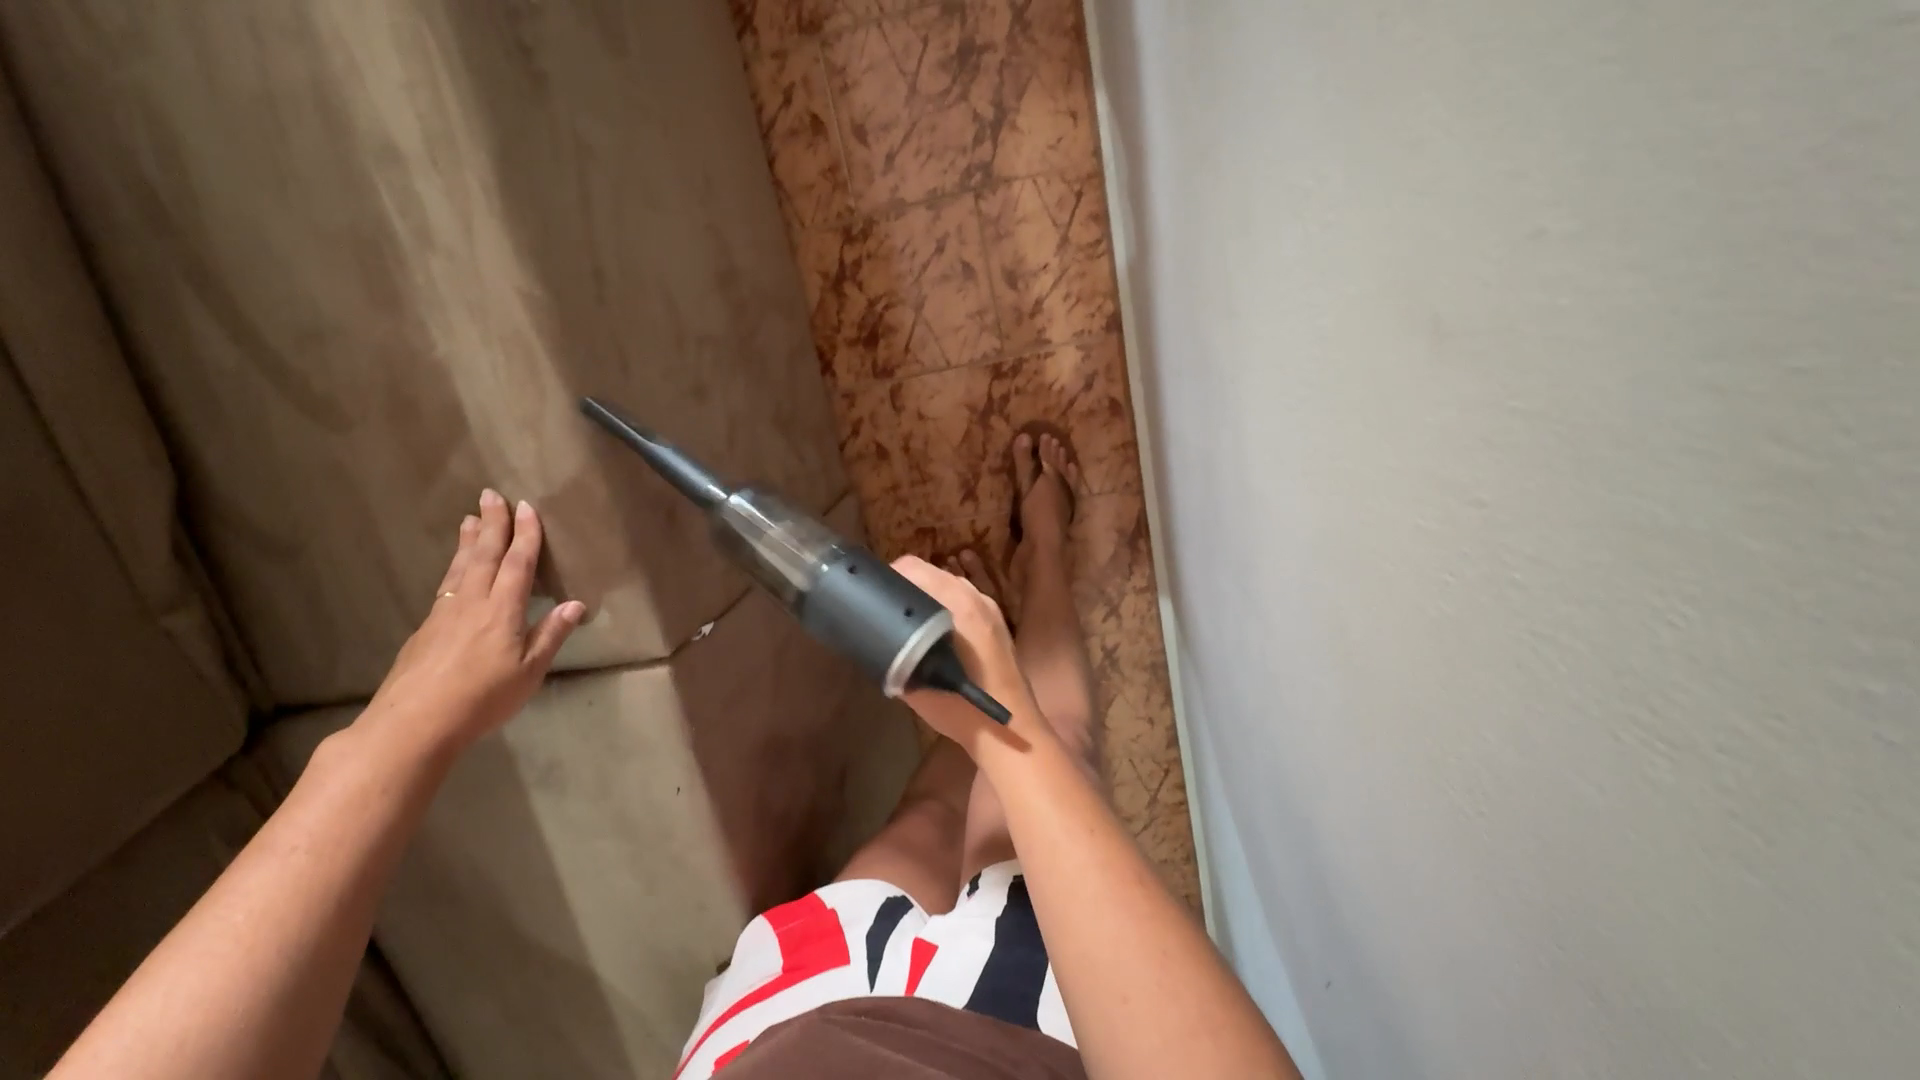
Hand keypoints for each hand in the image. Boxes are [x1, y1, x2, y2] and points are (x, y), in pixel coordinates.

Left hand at [358, 490, 585, 754]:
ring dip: (468, 541)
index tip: (526, 508)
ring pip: (460, 567)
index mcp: (502, 610)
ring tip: (470, 519)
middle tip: (491, 495)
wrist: (415, 722)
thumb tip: (576, 604)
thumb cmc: (482, 698)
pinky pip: (446, 585)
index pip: (517, 564)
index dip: (525, 535)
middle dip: (491, 525)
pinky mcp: (426, 629)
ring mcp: (444, 614)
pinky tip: (454, 570)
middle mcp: (472, 603)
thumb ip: (551, 635)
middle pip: (483, 555)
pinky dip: (453, 567)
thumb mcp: (529, 671)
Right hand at [891, 555, 1040, 756]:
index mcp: (958, 604)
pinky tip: (934, 630)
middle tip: (886, 608)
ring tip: (908, 618)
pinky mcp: (997, 623)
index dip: (889, 576)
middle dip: (907, 585)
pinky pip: (965, 601)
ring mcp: (991, 608)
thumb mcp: (913, 682)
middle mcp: (976, 597)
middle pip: (933, 573)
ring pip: (950, 585)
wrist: (1008, 731)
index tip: (872, 594)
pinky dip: (946, 605)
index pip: (914, 568)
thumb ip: (894, 651)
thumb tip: (876, 636)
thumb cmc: (959, 708)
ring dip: (928, 594)